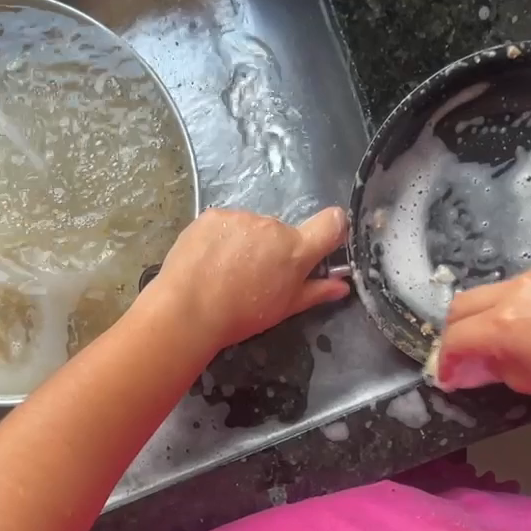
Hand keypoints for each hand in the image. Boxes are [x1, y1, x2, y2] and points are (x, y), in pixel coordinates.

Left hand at [138, 207, 350, 350]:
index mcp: (296, 250)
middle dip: (271, 250)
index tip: (321, 244)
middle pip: (281, 233)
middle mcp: (272, 226)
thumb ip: (315, 293)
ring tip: (224, 273)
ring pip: (250, 228)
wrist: (188, 310)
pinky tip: (207, 262)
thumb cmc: (240, 316)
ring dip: (243, 244)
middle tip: (250, 279)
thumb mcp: (283, 309)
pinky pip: (224, 224)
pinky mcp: (213, 215)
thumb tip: (342, 287)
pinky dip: (219, 239)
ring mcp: (241, 217)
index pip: (332, 223)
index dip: (332, 230)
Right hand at [434, 261, 530, 404]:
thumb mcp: (527, 380)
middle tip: (460, 358)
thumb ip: (490, 368)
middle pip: (460, 307)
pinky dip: (504, 306)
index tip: (447, 378)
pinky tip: (521, 326)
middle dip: (453, 333)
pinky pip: (514, 287)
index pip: (456, 339)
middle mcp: (514, 292)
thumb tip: (465, 369)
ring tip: (489, 343)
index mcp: (505, 325)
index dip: (446, 362)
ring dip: (478, 318)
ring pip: (486, 293)